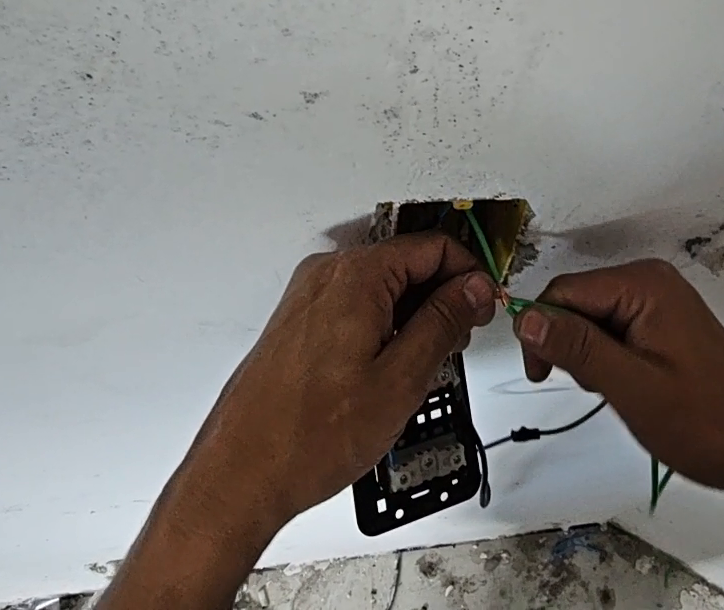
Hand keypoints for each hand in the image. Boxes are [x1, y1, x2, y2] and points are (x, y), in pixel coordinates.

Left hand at [99, 234, 497, 609]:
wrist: (239, 476)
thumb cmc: (305, 438)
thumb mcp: (400, 379)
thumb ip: (444, 322)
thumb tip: (473, 288)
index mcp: (356, 277)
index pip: (434, 246)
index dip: (470, 275)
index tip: (484, 306)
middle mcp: (328, 274)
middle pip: (408, 261)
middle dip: (443, 295)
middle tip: (460, 337)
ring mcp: (310, 295)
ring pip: (384, 283)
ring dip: (415, 311)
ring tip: (427, 360)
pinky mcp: (301, 318)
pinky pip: (357, 301)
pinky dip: (385, 321)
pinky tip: (392, 364)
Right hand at [512, 259, 723, 497]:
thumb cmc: (706, 423)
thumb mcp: (630, 386)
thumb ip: (577, 347)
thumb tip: (528, 318)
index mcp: (645, 285)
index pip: (565, 291)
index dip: (542, 330)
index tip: (540, 371)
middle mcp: (652, 281)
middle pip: (578, 301)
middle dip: (569, 344)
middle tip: (590, 386)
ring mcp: (660, 300)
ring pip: (593, 317)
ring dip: (588, 354)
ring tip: (615, 389)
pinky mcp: (662, 320)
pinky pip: (614, 327)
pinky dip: (607, 356)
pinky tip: (625, 383)